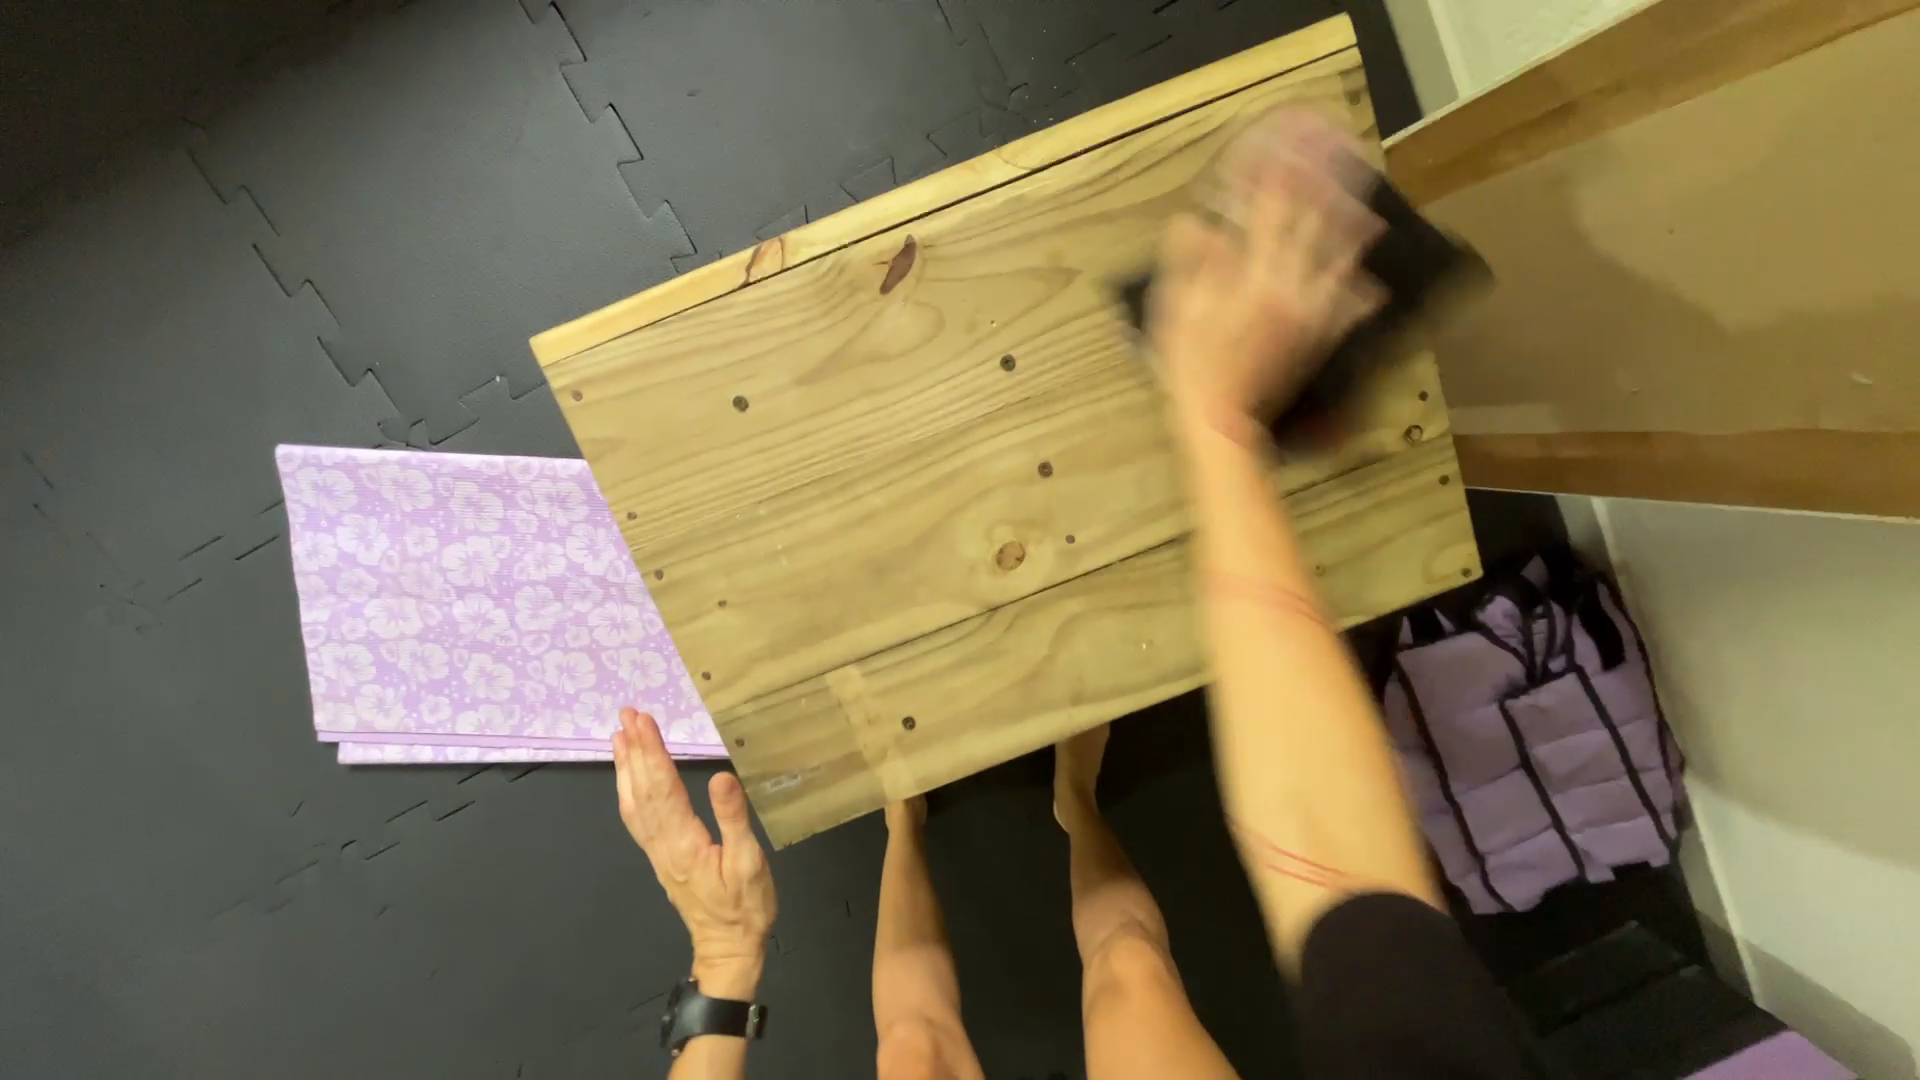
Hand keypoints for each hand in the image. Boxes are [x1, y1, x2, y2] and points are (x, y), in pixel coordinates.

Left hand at [612, 707, 776, 998]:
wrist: (728, 948)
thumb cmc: (745, 907)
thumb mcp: (749, 863)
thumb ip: (734, 819)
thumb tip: (720, 777)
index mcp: (684, 841)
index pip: (662, 788)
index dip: (652, 753)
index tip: (644, 722)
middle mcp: (663, 844)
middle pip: (643, 791)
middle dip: (635, 750)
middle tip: (626, 715)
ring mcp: (658, 852)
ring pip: (634, 804)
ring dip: (627, 768)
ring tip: (620, 737)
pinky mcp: (661, 857)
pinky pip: (637, 818)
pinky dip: (630, 791)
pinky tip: (630, 779)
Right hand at [1148, 107, 1384, 445]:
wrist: (1221, 419)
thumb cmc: (1191, 367)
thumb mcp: (1176, 314)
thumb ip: (1189, 264)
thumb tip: (1191, 222)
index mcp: (1251, 276)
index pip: (1267, 213)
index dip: (1275, 176)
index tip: (1283, 145)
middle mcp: (1288, 286)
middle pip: (1311, 226)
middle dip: (1320, 187)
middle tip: (1334, 155)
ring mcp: (1307, 313)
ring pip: (1337, 261)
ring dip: (1350, 229)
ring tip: (1364, 204)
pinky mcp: (1315, 340)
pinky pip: (1345, 312)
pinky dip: (1360, 295)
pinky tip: (1370, 285)